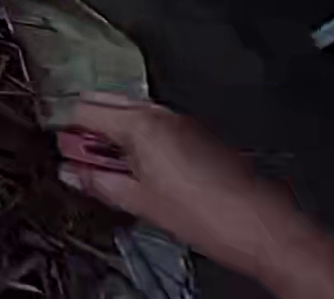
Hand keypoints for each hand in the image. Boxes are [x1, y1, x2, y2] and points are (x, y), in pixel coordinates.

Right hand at [57, 93, 309, 282]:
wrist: (270, 232)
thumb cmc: (209, 217)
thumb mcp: (140, 202)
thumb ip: (97, 182)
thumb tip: (69, 173)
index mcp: (136, 122)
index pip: (83, 110)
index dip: (67, 128)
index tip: (63, 148)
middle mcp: (155, 112)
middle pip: (103, 102)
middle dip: (87, 125)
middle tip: (81, 154)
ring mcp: (177, 120)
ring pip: (127, 111)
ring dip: (112, 130)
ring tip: (112, 165)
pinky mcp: (194, 133)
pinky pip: (151, 122)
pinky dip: (136, 135)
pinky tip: (142, 166)